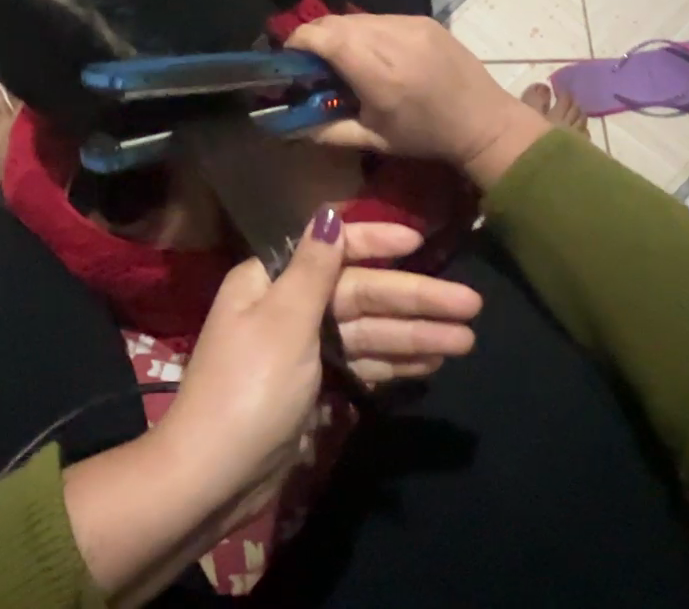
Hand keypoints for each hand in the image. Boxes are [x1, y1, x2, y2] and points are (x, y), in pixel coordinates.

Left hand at [64, 212, 474, 605]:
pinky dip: (391, 363)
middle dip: (413, 299)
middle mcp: (285, 306)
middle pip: (358, 293)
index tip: (419, 242)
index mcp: (269, 280)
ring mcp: (300, 347)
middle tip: (472, 305)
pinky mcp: (311, 384)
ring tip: (465, 341)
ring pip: (364, 330)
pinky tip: (430, 364)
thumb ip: (313, 268)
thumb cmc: (250, 387)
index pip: (330, 249)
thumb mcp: (284, 320)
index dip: (375, 242)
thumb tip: (327, 215)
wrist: (215, 473)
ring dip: (412, 334)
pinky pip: (359, 362)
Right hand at [284, 15, 550, 185]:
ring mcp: (411, 25)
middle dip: (313, 36)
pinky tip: (368, 52)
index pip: (324, 38)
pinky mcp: (423, 20)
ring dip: (338, 32)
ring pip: (356, 17)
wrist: (484, 122)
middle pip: (335, 22)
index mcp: (379, 74)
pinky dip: (363, 31)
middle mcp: (393, 41)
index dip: (298, 41)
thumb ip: (327, 130)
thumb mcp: (373, 141)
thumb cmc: (425, 137)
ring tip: (338, 57)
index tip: (288, 57)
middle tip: (308, 61)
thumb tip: (286, 125)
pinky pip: (379, 18)